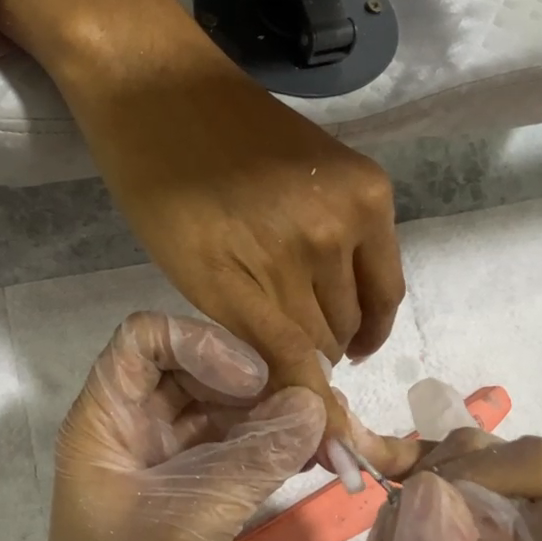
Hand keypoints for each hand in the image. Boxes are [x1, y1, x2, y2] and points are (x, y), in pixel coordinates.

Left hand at [0, 0, 404, 450]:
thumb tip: (302, 390)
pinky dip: (369, 303)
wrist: (165, 93)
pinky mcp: (372, 186)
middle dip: (308, 365)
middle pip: (328, 341)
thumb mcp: (190, 274)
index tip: (326, 447)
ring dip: (335, 333)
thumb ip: (246, 335)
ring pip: (357, 312)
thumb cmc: (157, 189)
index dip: (309, 409)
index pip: (297, 365)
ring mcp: (350, 209)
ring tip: (306, 334)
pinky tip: (351, 320)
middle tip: (290, 372)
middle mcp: (313, 242)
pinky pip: (383, 272)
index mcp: (251, 271)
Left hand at [44, 312, 324, 540]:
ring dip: (277, 412)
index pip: (145, 338)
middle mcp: (135, 423)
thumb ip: (254, 459)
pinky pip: (238, 442)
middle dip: (257, 378)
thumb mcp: (192, 521)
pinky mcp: (197, 482)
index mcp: (106, 420)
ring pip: (225, 404)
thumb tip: (314, 406)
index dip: (201, 342)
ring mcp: (168, 452)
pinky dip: (277, 442)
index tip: (253, 380)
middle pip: (197, 366)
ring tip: (335, 430)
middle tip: (320, 401)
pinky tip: (321, 452)